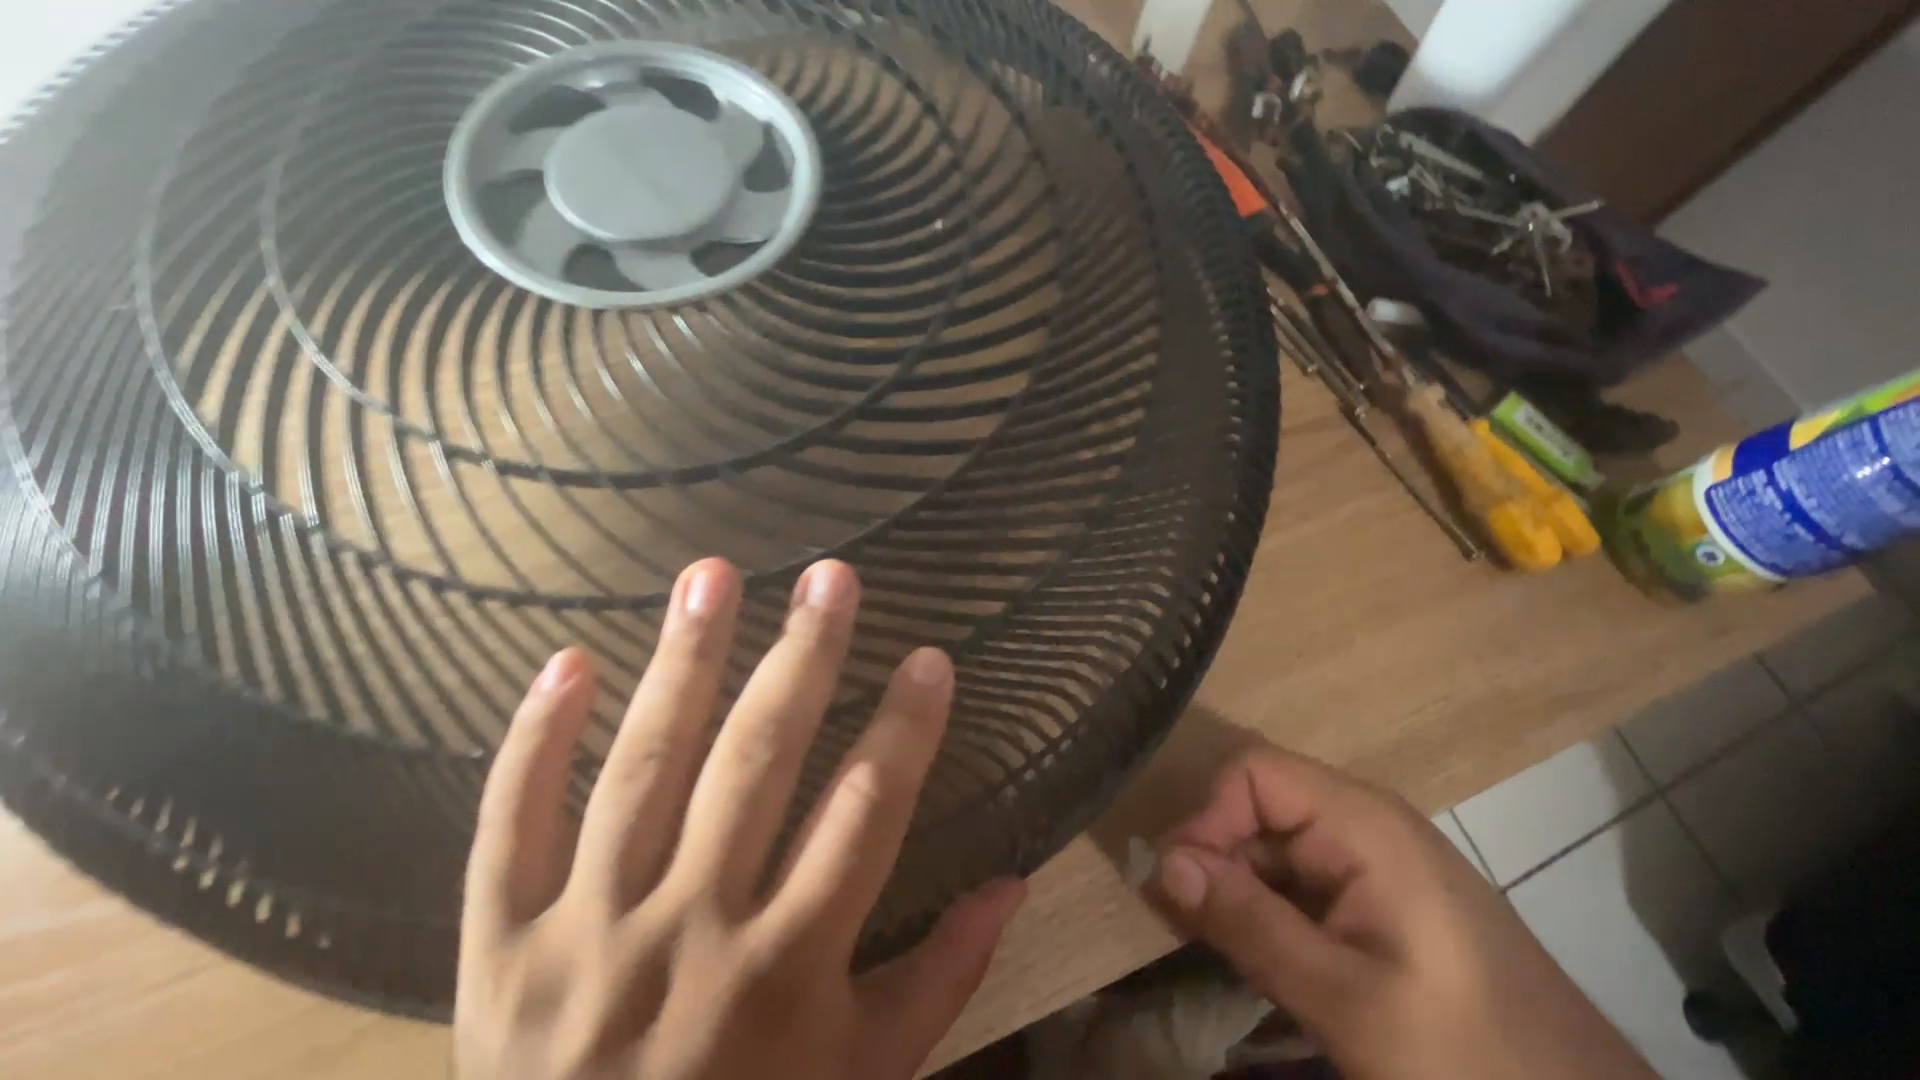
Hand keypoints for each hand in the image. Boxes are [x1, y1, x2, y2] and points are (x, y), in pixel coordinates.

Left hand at [456, 558, 1025, 1079]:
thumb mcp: (865, 1076)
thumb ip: (940, 979)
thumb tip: (1013, 884)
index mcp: (785, 970)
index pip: (863, 817)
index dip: (902, 730)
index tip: (929, 657)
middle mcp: (688, 932)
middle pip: (754, 769)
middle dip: (802, 663)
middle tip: (830, 576)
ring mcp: (584, 932)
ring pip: (639, 773)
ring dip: (681, 666)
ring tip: (712, 577)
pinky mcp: (496, 943)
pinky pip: (507, 827)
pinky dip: (534, 742)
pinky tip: (569, 660)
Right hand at [1154, 748, 1656, 1079]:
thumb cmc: (1464, 1050)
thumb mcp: (1345, 998)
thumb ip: (1249, 925)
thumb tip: (1160, 862)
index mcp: (1364, 824)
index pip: (1253, 773)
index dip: (1208, 819)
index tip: (1182, 890)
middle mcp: (1368, 825)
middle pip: (1261, 809)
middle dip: (1216, 861)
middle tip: (1192, 934)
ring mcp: (1380, 864)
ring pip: (1278, 849)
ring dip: (1240, 893)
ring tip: (1226, 955)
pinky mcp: (1385, 900)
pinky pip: (1306, 883)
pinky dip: (1272, 913)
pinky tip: (1270, 963)